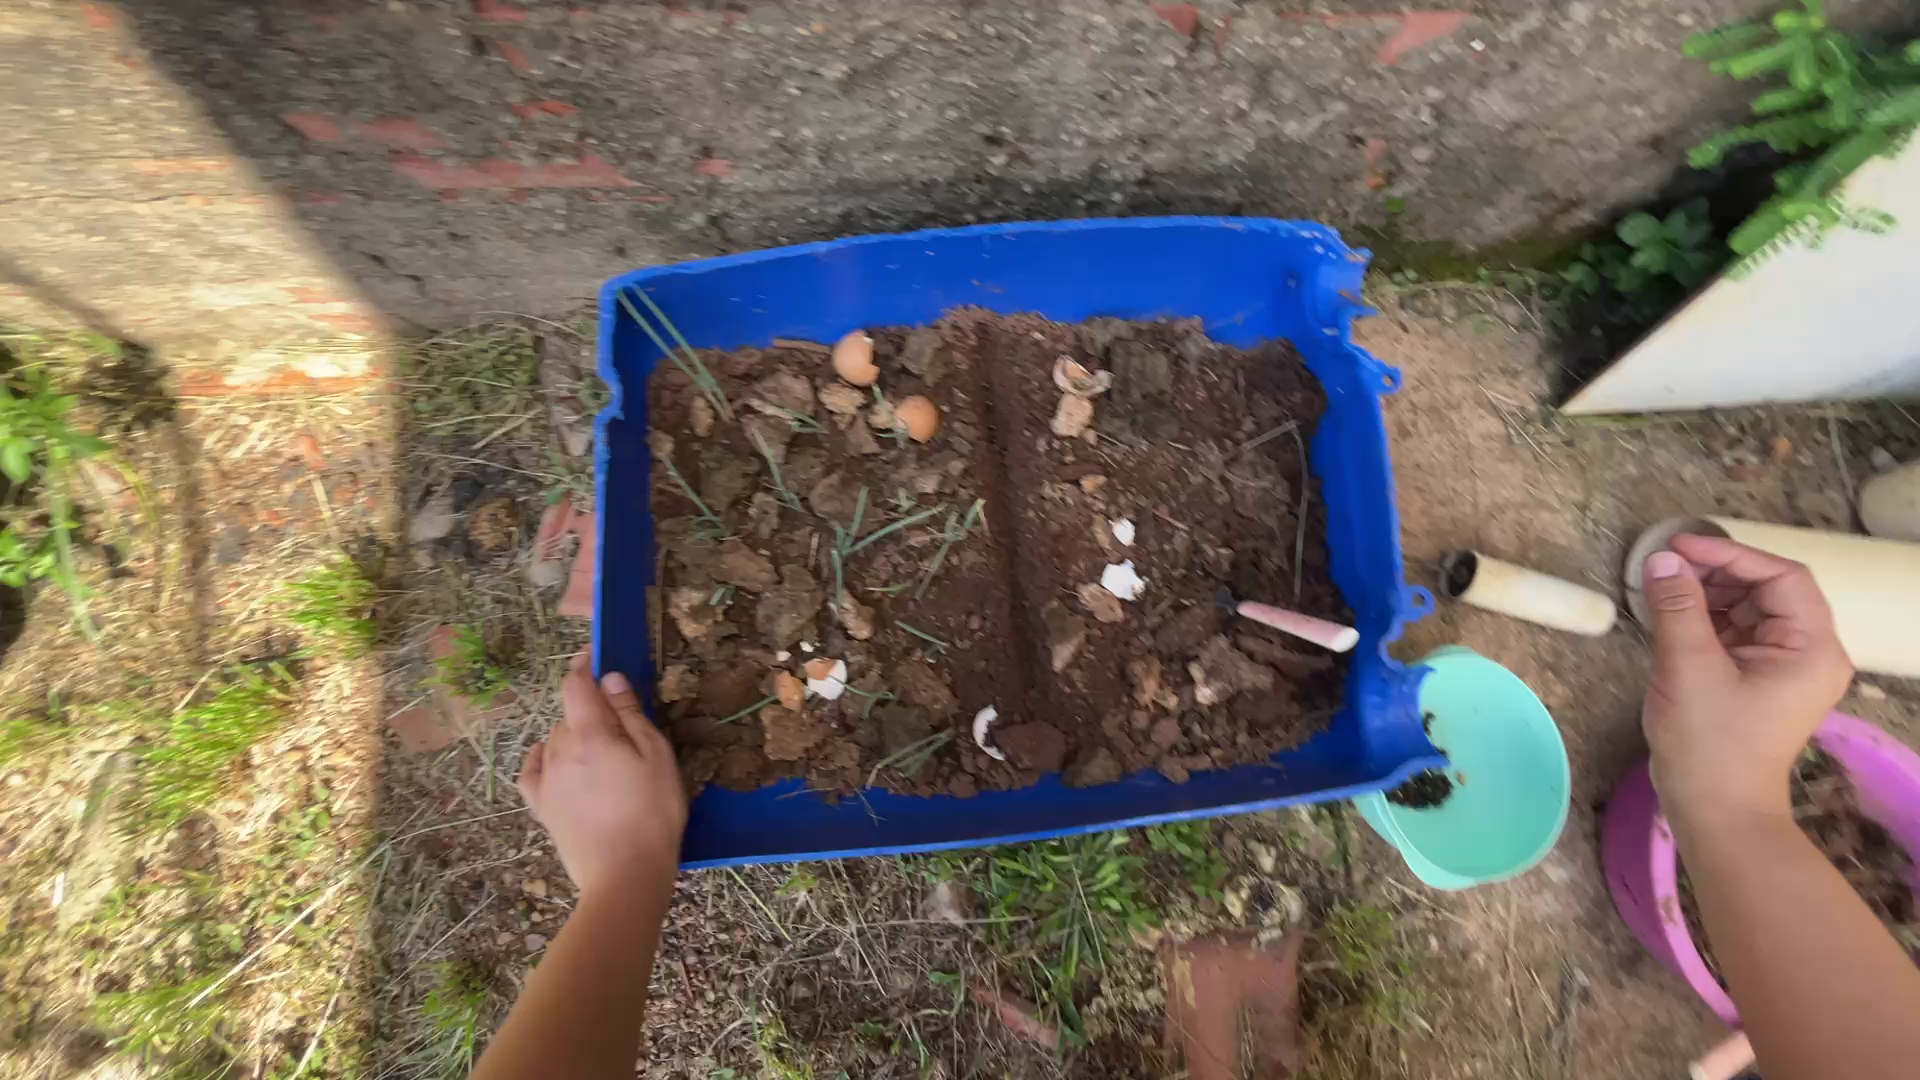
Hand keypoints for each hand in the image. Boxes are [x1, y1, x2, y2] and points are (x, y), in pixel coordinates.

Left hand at [519, 654, 686, 899]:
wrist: (624, 873)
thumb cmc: (652, 809)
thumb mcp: (655, 755)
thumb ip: (630, 714)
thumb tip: (610, 679)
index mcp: (590, 733)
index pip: (576, 685)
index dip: (583, 665)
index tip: (595, 654)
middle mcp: (559, 750)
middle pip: (570, 713)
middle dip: (591, 707)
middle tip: (623, 719)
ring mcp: (547, 780)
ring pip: (556, 739)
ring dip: (576, 733)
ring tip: (606, 750)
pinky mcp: (541, 806)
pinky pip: (534, 769)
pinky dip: (542, 756)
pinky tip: (553, 757)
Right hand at [1640, 533, 1851, 823]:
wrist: (1712, 799)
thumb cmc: (1709, 736)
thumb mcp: (1687, 666)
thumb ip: (1677, 609)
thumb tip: (1660, 560)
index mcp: (1810, 649)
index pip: (1782, 580)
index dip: (1730, 555)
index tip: (1675, 547)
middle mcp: (1803, 652)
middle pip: (1765, 592)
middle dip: (1714, 573)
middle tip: (1659, 566)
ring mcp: (1775, 665)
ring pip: (1743, 609)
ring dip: (1702, 593)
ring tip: (1656, 588)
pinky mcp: (1748, 676)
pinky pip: (1728, 631)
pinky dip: (1697, 616)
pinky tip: (1664, 614)